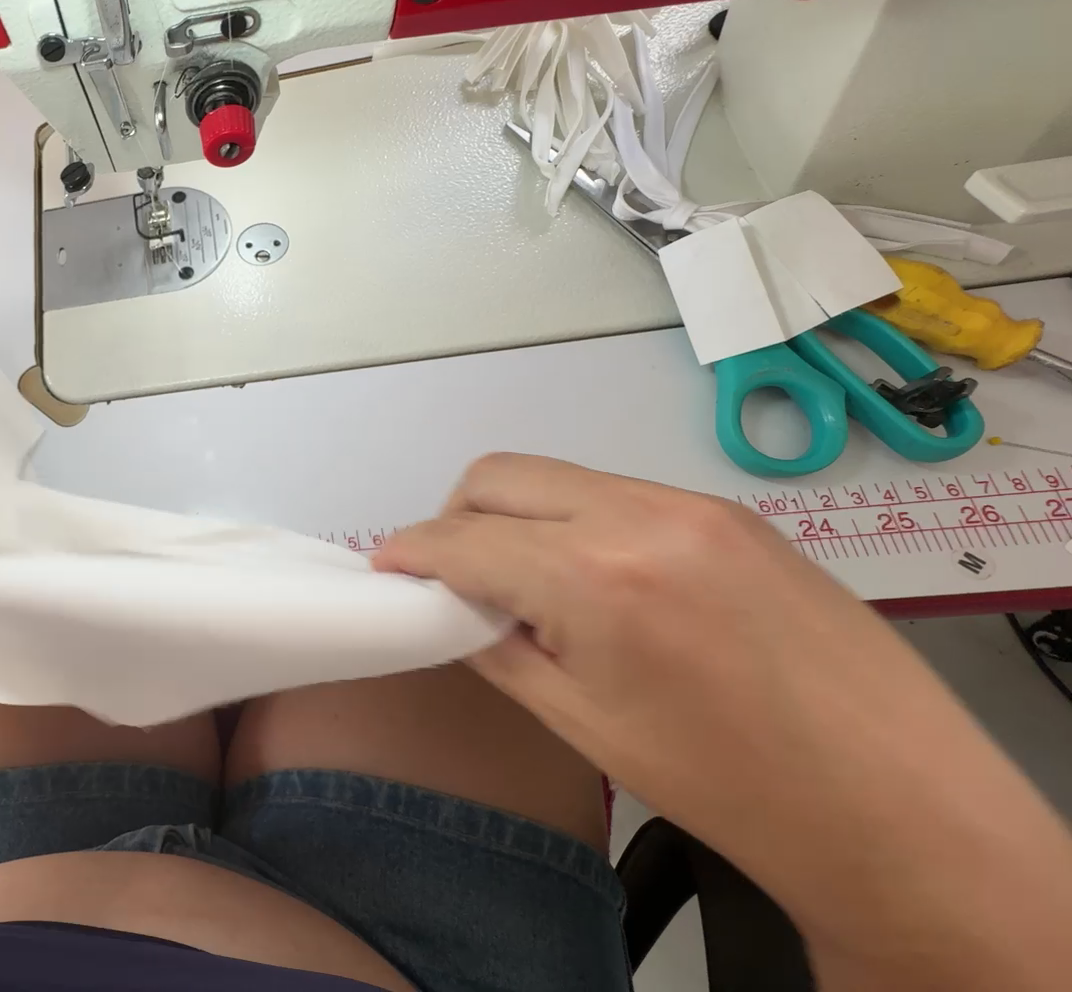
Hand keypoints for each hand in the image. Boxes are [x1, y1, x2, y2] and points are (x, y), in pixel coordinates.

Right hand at [375, 453, 1071, 990]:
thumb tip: (446, 604)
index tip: (385, 570)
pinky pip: (615, 493)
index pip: (460, 537)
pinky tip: (596, 580)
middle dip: (454, 518)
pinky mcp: (731, 513)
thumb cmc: (721, 783)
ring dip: (514, 515)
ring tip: (527, 581)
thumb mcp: (575, 720)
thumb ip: (492, 643)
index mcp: (592, 577)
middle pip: (497, 476)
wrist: (899, 808)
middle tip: (454, 577)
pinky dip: (574, 520)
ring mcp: (693, 506)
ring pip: (556, 476)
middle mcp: (639, 516)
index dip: (408, 551)